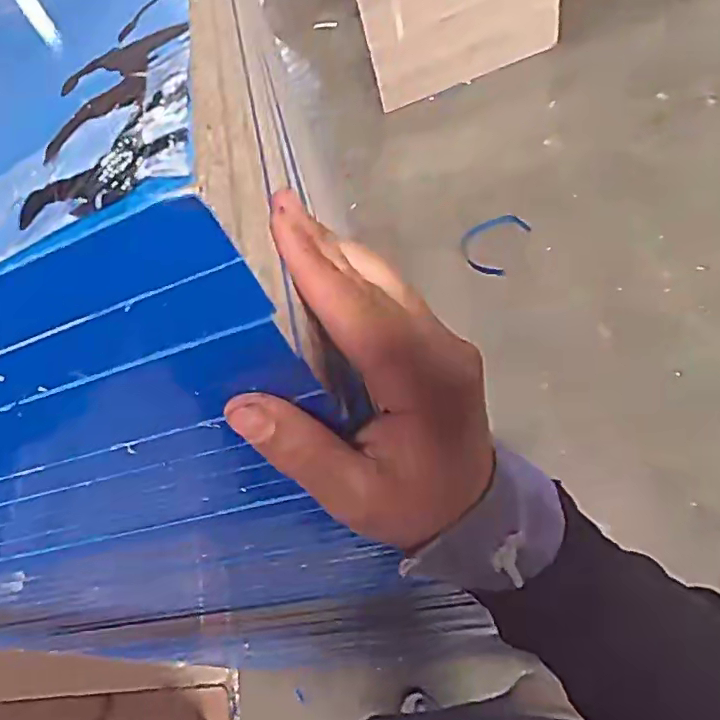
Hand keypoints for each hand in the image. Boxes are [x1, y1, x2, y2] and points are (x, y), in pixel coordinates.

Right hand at [225, 191, 494, 551]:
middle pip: (374, 281)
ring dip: (334, 250)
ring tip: (292, 224)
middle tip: (279, 204)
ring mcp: (441, 339)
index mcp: (421, 382)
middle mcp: (438, 347)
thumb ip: (300, 452)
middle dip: (322, 241)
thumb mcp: (353, 496)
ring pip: (383, 278)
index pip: (362, 313)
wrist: (480, 514)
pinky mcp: (434, 340)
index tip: (283, 224)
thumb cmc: (414, 507)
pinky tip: (321, 262)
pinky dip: (348, 271)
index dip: (318, 268)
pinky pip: (386, 292)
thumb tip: (239, 407)